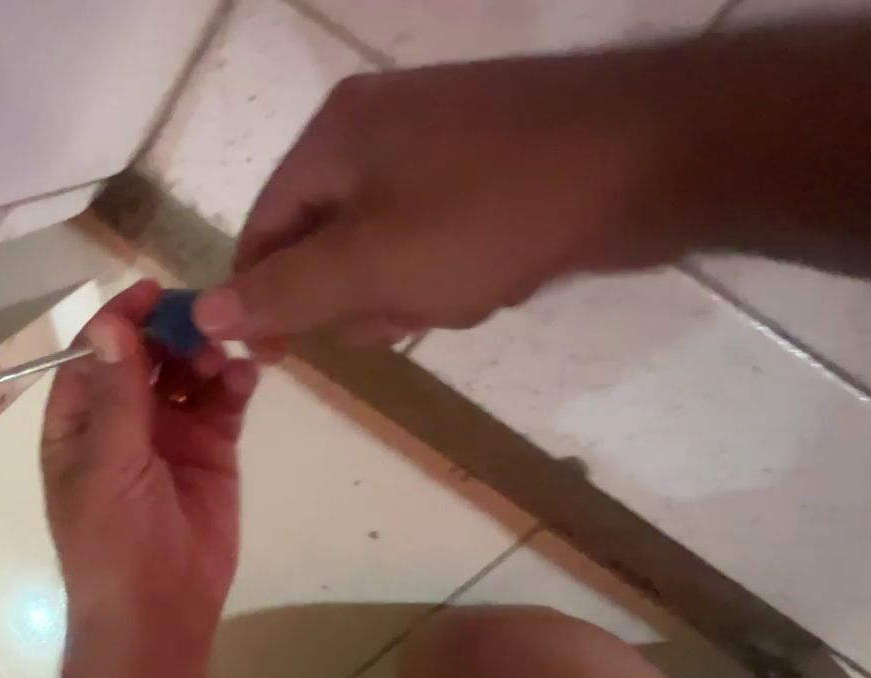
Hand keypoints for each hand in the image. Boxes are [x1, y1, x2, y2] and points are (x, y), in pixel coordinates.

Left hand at [41, 280, 258, 638]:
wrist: (157, 609)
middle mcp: (120, 420)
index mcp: (77, 422)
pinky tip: (244, 376)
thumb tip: (109, 324)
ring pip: (185, 372)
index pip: (94, 354)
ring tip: (224, 352)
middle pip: (144, 355)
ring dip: (204, 354)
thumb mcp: (107, 466)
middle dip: (171, 331)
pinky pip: (220, 401)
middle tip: (205, 315)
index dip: (119, 321)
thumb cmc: (112, 541)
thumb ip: (115, 396)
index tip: (153, 291)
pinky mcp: (209, 449)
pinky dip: (232, 383)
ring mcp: (167, 432)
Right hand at [194, 56, 680, 346]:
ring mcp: (432, 140)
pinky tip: (486, 279)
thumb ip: (278, 294)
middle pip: (317, 243)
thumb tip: (203, 314)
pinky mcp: (481, 160)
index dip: (260, 301)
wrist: (667, 155)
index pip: (259, 235)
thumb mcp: (367, 268)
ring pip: (375, 248)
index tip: (278, 357)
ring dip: (401, 290)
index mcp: (331, 140)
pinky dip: (442, 269)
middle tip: (396, 316)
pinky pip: (426, 233)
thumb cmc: (492, 214)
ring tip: (454, 296)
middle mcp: (372, 128)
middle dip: (350, 296)